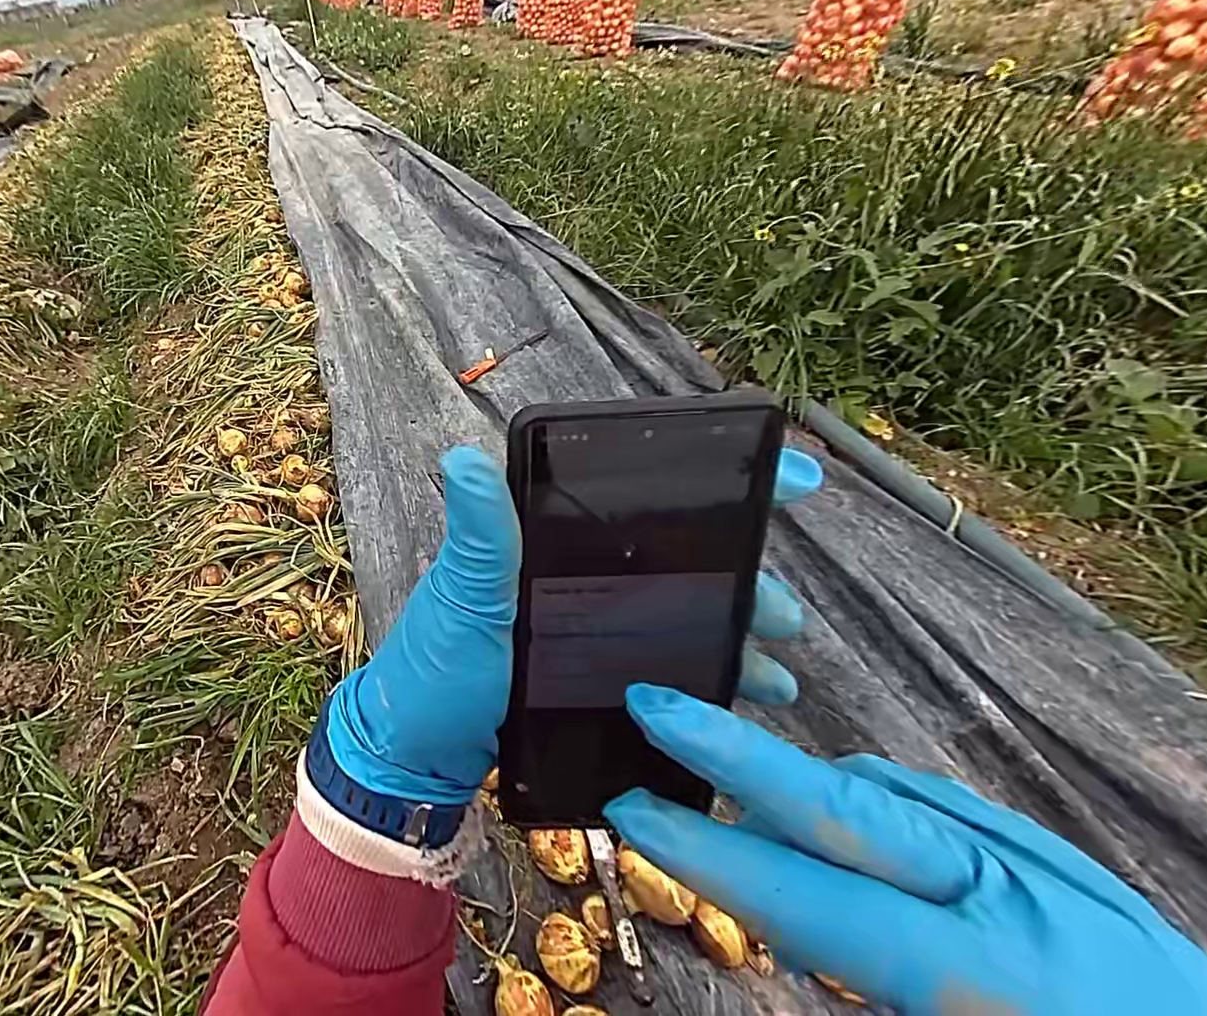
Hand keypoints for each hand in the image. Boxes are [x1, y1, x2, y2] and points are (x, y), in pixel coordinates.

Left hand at [325, 443, 823, 804]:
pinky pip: (664, 658)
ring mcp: (587, 618)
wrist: (424, 751)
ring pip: (677, 608)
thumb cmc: (438, 668)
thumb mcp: (464, 596)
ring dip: (731, 626)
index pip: (629, 492)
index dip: (706, 479)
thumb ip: (478, 533)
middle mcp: (572, 568)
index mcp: (543, 536)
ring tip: (772, 661)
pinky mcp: (595, 666)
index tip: (782, 480)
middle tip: (780, 610)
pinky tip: (740, 693)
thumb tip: (464, 454)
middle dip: (737, 571)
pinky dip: (706, 670)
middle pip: (672, 554)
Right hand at [606, 686, 1206, 1015]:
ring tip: (738, 830)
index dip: (713, 854)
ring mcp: (1043, 862)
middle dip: (737, 750)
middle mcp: (1024, 895)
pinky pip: (919, 808)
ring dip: (791, 798)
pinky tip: (834, 853)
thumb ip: (848, 982)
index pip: (819, 898)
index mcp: (1004, 974)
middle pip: (851, 797)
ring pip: (880, 792)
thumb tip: (768, 928)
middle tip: (651, 702)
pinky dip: (853, 818)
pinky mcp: (1047, 852)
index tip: (633, 813)